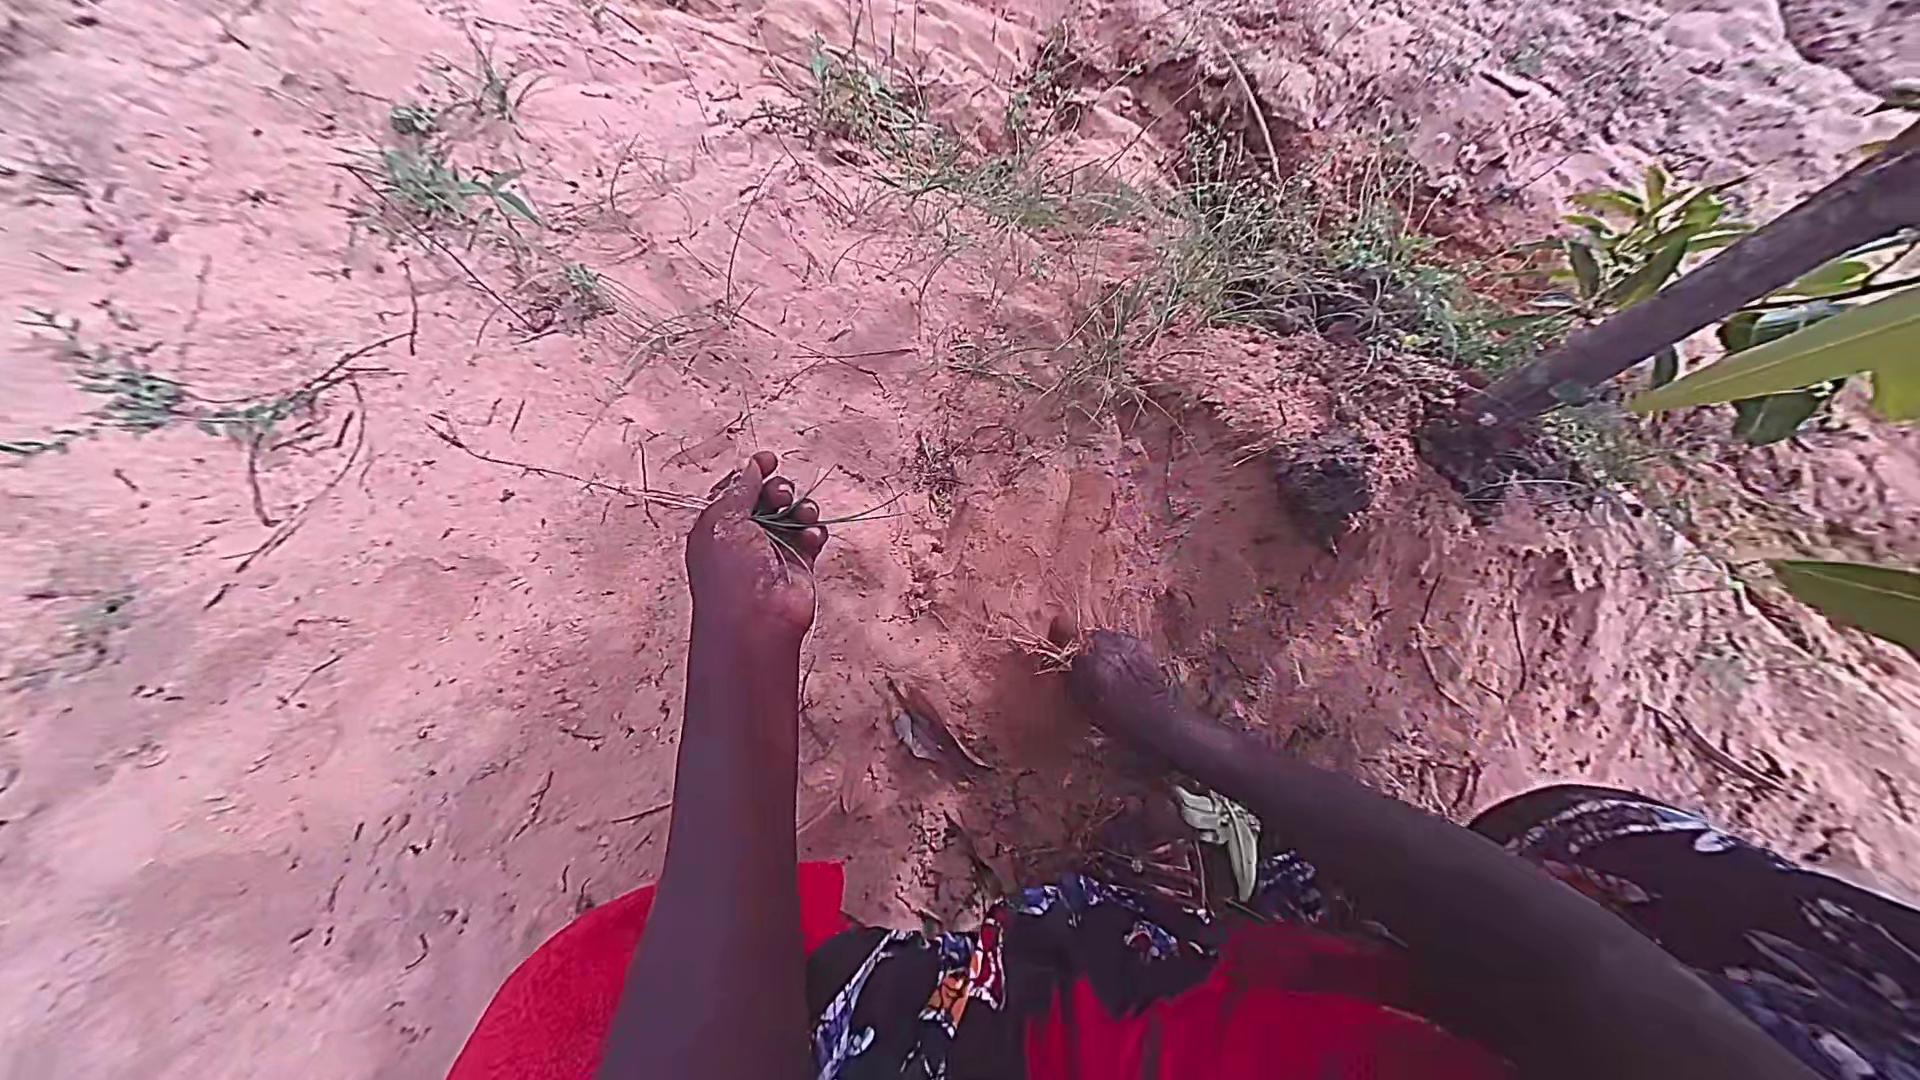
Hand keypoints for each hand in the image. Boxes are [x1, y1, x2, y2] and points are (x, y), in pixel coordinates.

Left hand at [685, 451, 828, 650]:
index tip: (769, 459)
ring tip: (803, 514)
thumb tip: (750, 466)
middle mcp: (746, 536)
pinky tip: (810, 537)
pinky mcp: (800, 564)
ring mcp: (774, 550)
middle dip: (778, 490)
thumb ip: (740, 490)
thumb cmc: (731, 574)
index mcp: (719, 525)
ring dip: (800, 509)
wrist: (756, 620)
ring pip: (793, 515)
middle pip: (767, 498)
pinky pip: (811, 537)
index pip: (736, 490)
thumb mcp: (724, 521)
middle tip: (781, 495)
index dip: (751, 473)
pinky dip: (813, 533)